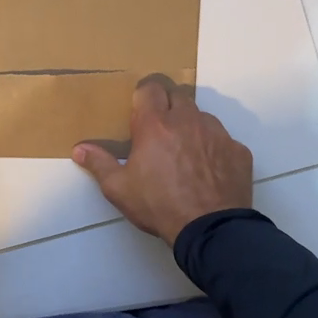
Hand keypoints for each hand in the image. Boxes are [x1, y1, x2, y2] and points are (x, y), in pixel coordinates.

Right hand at [72, 80, 253, 245]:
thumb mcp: (119, 188)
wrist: (210, 229)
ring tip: (184, 153)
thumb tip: (79, 149)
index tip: (139, 114)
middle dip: (166, 107)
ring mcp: (217, 134)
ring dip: (191, 126)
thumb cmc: (158, 205)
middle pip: (177, 96)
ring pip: (202, 116)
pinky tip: (207, 170)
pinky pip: (223, 140)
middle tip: (158, 132)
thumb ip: (99, 163)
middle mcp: (188, 120)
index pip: (150, 88)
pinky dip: (213, 148)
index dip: (143, 97)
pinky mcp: (238, 151)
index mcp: (155, 125)